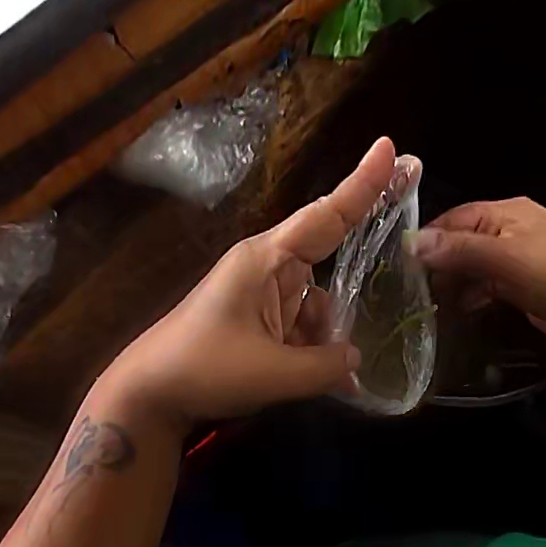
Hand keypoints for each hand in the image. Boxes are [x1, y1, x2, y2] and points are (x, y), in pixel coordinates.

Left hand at [99, 138, 398, 429]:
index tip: (394, 151)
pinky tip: (322, 383)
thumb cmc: (205, 369)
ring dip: (325, 341)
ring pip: (318, 309)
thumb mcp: (275, 373)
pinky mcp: (258, 324)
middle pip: (329, 269)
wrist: (150, 395)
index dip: (363, 186)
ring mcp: (263, 298)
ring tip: (316, 377)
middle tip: (376, 306)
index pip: (326, 216)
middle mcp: (268, 271)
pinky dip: (313, 355)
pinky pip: (302, 331)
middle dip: (347, 298)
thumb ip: (328, 366)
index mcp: (266, 261)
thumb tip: (355, 359)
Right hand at [409, 198, 545, 349]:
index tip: (400, 264)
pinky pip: (485, 288)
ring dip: (451, 284)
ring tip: (427, 305)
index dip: (427, 239)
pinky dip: (469, 298)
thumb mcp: (506, 258)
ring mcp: (515, 261)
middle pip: (460, 244)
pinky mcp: (520, 287)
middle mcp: (508, 231)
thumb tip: (410, 243)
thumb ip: (459, 250)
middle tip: (409, 290)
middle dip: (437, 265)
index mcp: (506, 212)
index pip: (454, 218)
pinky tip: (455, 313)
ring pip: (471, 268)